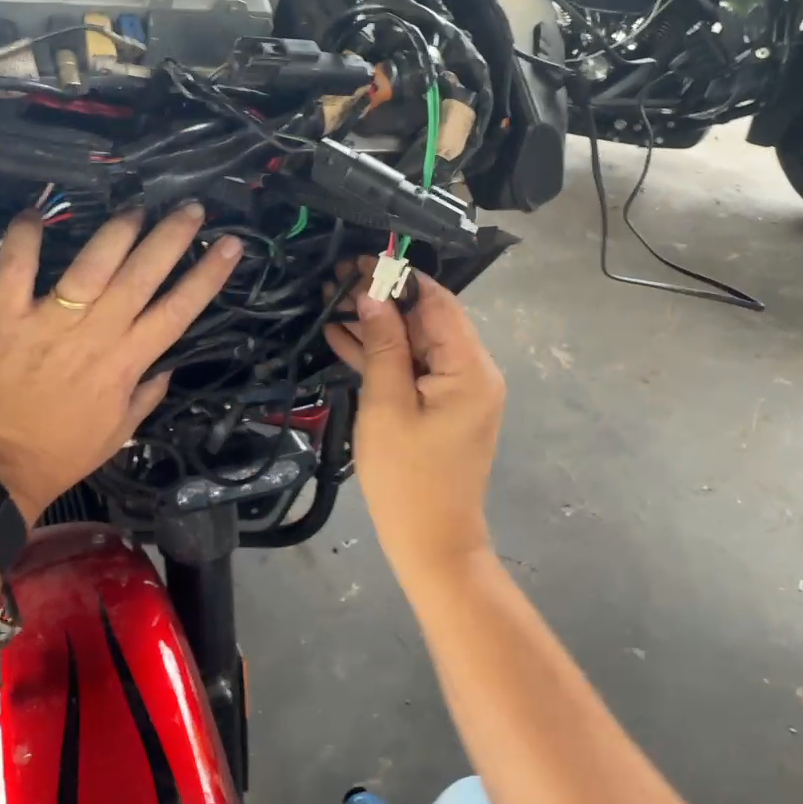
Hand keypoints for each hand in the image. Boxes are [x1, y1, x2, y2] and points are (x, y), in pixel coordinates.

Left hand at [0, 203, 241, 522]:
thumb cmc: (60, 455)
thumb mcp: (119, 433)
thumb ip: (147, 394)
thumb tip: (167, 363)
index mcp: (127, 363)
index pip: (177, 311)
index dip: (207, 275)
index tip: (229, 244)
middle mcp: (95, 334)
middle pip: (142, 276)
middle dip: (171, 238)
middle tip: (192, 208)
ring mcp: (49, 322)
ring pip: (92, 265)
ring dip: (117, 232)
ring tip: (136, 207)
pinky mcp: (4, 317)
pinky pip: (15, 269)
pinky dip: (24, 238)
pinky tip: (35, 212)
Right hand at [324, 260, 505, 574]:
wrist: (430, 543)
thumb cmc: (407, 477)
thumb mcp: (387, 405)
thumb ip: (383, 344)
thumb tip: (372, 294)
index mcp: (470, 368)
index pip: (438, 302)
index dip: (399, 277)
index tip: (359, 261)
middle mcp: (472, 372)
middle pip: (427, 319)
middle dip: (382, 298)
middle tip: (335, 279)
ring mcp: (457, 390)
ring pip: (415, 342)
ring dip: (377, 324)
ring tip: (330, 299)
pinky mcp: (440, 407)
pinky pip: (412, 369)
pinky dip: (382, 355)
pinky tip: (341, 336)